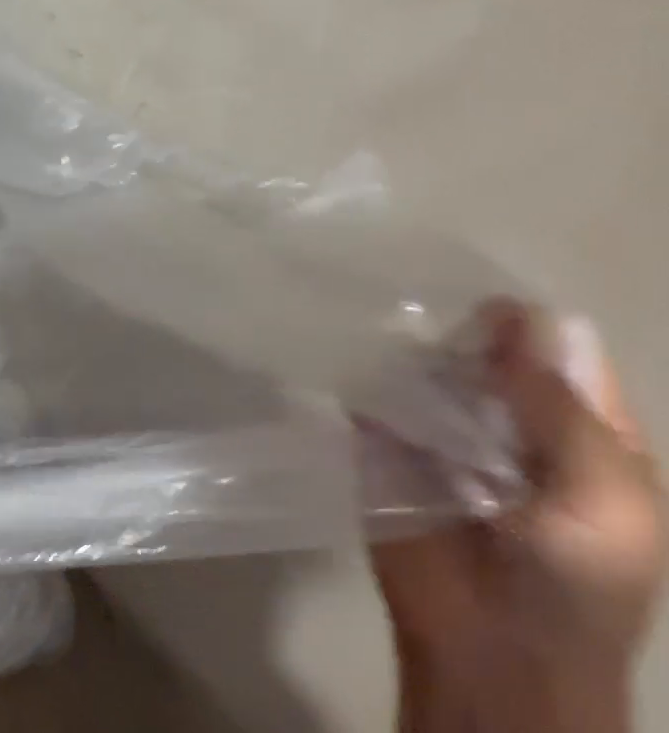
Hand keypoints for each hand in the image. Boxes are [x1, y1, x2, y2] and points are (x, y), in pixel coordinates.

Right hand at [372, 301, 663, 731]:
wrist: (489, 650)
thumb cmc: (574, 583)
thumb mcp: (603, 500)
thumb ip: (562, 414)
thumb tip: (525, 319)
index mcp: (583, 437)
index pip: (559, 360)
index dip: (526, 327)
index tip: (475, 296)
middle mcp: (508, 427)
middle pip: (484, 360)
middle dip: (454, 335)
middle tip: (413, 308)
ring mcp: (439, 438)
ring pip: (422, 377)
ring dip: (403, 354)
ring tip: (371, 324)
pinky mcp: (379, 452)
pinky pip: (369, 405)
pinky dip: (359, 381)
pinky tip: (343, 357)